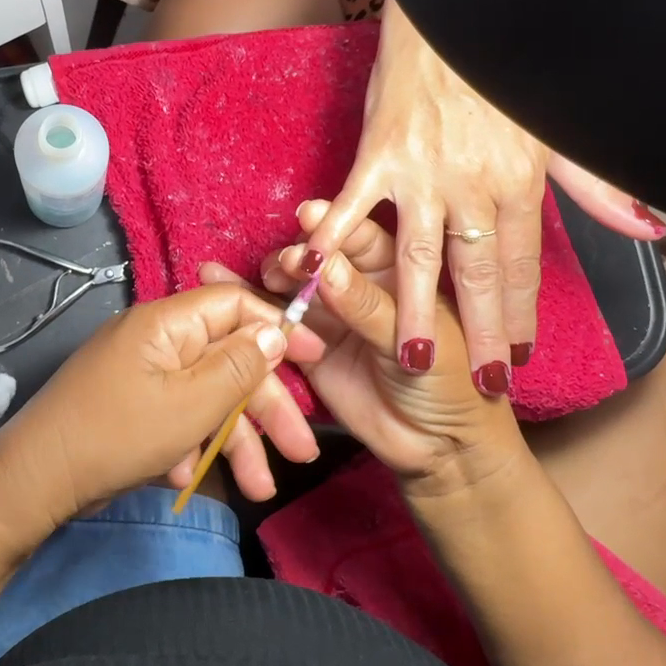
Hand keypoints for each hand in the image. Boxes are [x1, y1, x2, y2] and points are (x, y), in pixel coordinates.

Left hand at [0, 284, 323, 530]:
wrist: (40, 477)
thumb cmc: (119, 432)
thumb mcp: (191, 403)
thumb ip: (238, 367)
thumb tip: (274, 332)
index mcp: (167, 323)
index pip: (234, 305)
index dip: (277, 329)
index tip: (315, 359)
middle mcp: (156, 340)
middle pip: (226, 360)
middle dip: (264, 408)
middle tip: (301, 452)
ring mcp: (142, 374)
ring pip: (205, 396)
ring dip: (233, 440)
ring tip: (257, 489)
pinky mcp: (132, 406)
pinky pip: (176, 416)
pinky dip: (190, 445)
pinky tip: (186, 477)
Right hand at [231, 201, 526, 496]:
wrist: (439, 448)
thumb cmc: (449, 381)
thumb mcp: (414, 336)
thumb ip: (366, 303)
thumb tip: (322, 265)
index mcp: (393, 270)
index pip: (358, 237)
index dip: (334, 225)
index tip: (309, 217)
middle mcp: (354, 285)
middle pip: (316, 257)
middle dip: (297, 254)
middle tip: (285, 263)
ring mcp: (326, 315)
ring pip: (289, 285)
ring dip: (269, 274)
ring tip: (260, 276)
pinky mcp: (302, 346)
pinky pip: (272, 322)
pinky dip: (246, 302)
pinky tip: (216, 278)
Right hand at [309, 0, 665, 394]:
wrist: (454, 16)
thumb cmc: (499, 70)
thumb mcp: (556, 127)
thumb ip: (595, 186)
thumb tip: (646, 232)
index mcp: (519, 181)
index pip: (524, 263)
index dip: (524, 312)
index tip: (519, 355)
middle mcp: (474, 186)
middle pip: (479, 271)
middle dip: (482, 330)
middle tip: (482, 383)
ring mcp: (422, 173)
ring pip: (420, 252)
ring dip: (413, 305)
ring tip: (410, 354)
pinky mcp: (378, 155)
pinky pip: (354, 204)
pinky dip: (335, 235)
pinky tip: (317, 267)